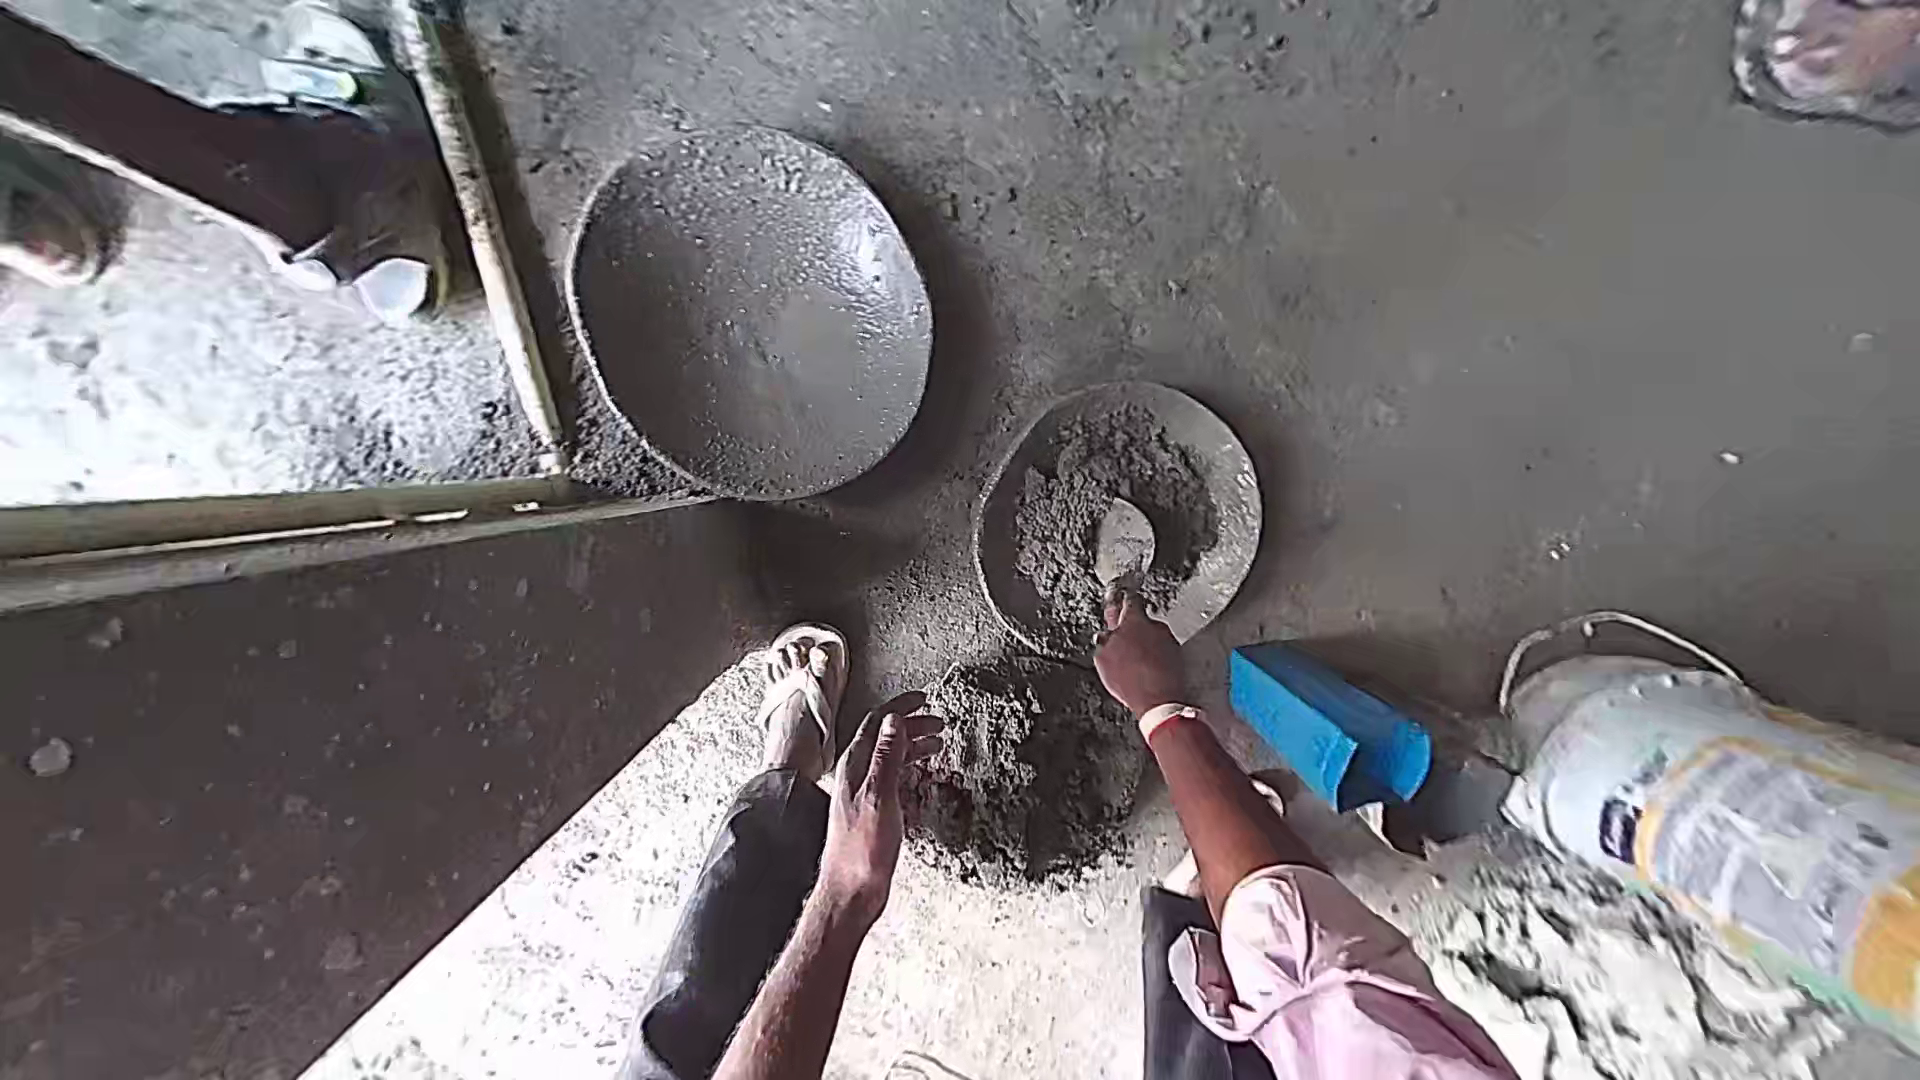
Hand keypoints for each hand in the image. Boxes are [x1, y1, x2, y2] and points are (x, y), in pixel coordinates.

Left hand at [817, 690, 943, 927]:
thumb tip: (894, 719)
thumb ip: (886, 756)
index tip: (923, 698)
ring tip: (937, 742)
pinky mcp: (872, 808)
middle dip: (912, 724)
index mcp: (855, 764)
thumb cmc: (863, 849)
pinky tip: (923, 771)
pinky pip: (893, 774)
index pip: (878, 721)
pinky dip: (911, 765)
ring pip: (890, 754)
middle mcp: (856, 773)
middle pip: (885, 735)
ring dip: (913, 743)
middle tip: (939, 722)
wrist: (851, 893)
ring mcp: (863, 790)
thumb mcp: (879, 796)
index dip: (900, 706)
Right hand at [1094, 589, 1187, 716]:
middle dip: (1131, 629)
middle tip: (1120, 642)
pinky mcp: (1178, 656)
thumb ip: (1105, 640)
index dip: (1121, 601)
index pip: (1129, 599)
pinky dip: (1154, 655)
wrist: (1159, 702)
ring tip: (1133, 662)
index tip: (1117, 604)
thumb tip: (1106, 634)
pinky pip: (1162, 650)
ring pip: (1152, 636)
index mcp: (1135, 620)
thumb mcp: (1103, 658)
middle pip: (1141, 620)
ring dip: (1144, 643)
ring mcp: (1169, 641)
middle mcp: (1156, 626)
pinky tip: (1144, 669)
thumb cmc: (1130, 679)